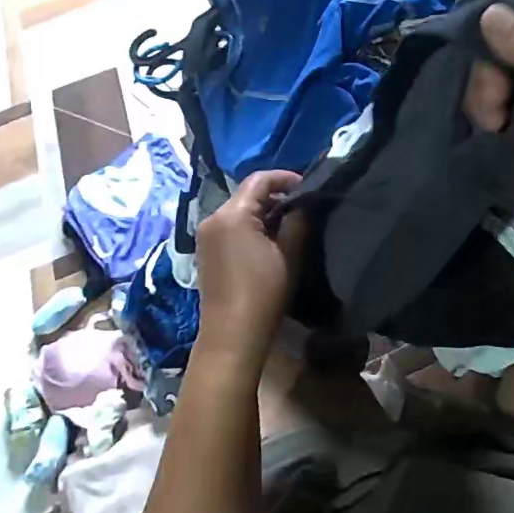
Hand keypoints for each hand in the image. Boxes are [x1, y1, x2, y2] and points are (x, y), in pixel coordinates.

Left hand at [194, 171, 307, 371]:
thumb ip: (297, 221)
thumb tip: (303, 203)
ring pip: (239, 209)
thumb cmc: (263, 292)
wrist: (232, 335)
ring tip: (290, 225)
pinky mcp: (206, 251)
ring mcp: (206, 235)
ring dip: (263, 212)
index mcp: (231, 214)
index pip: (259, 180)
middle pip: (247, 193)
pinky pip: (230, 225)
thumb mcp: (289, 253)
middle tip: (302, 208)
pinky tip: (269, 241)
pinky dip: (250, 225)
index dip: (285, 178)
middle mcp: (213, 218)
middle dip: (275, 196)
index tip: (307, 188)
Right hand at [464, 0, 513, 204]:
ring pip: (496, 68)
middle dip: (489, 64)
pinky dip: (489, 110)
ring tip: (494, 120)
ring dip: (486, 92)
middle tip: (494, 96)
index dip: (499, 3)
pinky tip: (495, 127)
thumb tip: (488, 12)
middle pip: (505, 34)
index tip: (470, 26)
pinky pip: (498, 98)